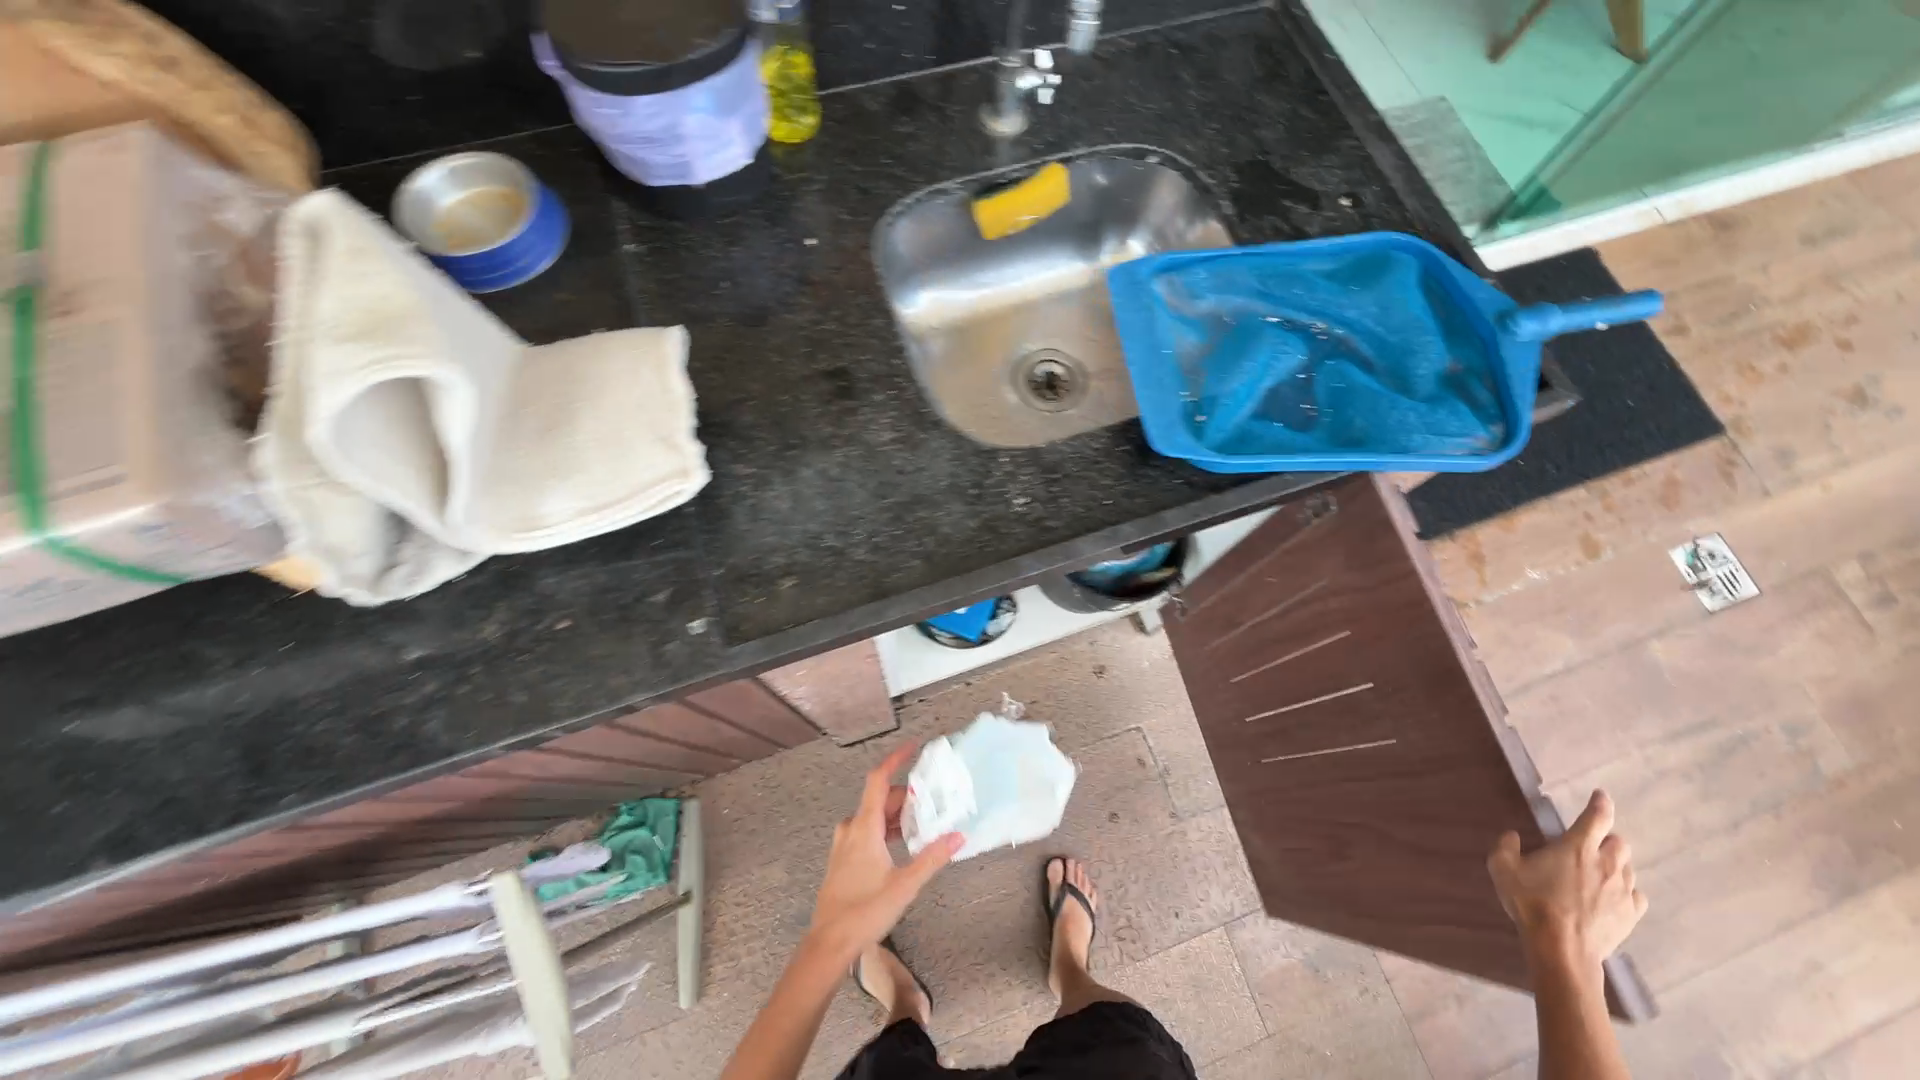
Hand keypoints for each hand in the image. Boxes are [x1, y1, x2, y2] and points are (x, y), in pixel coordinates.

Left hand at [806, 743, 962, 960]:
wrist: (829, 944)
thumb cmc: (866, 912)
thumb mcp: (905, 885)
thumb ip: (932, 858)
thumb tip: (958, 836)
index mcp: (864, 827)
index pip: (878, 781)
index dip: (895, 760)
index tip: (913, 748)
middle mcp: (851, 829)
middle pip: (880, 800)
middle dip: (906, 797)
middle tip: (934, 802)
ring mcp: (843, 845)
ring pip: (872, 817)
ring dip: (896, 816)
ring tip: (923, 824)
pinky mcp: (842, 860)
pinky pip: (865, 832)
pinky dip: (885, 830)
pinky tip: (902, 845)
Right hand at [1487, 790, 1647, 970]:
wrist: (1562, 947)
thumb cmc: (1532, 903)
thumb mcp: (1502, 869)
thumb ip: (1506, 846)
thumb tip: (1513, 836)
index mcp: (1577, 847)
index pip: (1597, 817)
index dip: (1600, 803)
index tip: (1600, 795)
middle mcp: (1607, 863)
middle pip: (1619, 842)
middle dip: (1607, 839)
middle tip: (1590, 846)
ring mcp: (1623, 890)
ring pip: (1628, 868)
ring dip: (1615, 865)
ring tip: (1598, 873)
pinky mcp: (1631, 914)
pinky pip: (1635, 894)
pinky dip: (1626, 890)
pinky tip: (1612, 896)